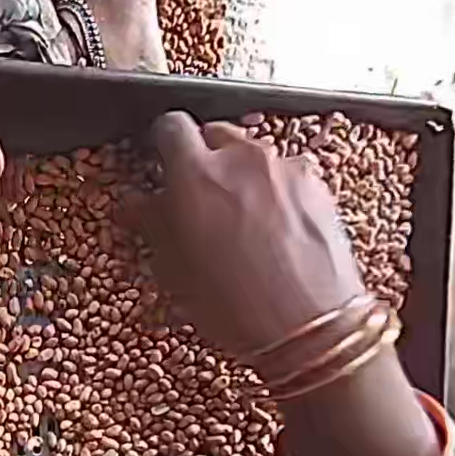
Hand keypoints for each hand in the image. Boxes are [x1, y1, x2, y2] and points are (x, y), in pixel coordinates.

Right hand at [133, 111, 438, 455]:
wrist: (312, 328)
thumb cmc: (232, 306)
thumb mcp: (176, 271)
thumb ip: (153, 224)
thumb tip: (135, 202)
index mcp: (196, 175)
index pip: (171, 127)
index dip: (162, 142)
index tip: (161, 160)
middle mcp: (243, 158)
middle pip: (214, 134)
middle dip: (202, 157)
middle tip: (195, 197)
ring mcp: (287, 168)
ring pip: (252, 153)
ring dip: (238, 173)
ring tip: (237, 219)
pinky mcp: (319, 184)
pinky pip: (285, 172)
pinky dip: (272, 188)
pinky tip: (271, 228)